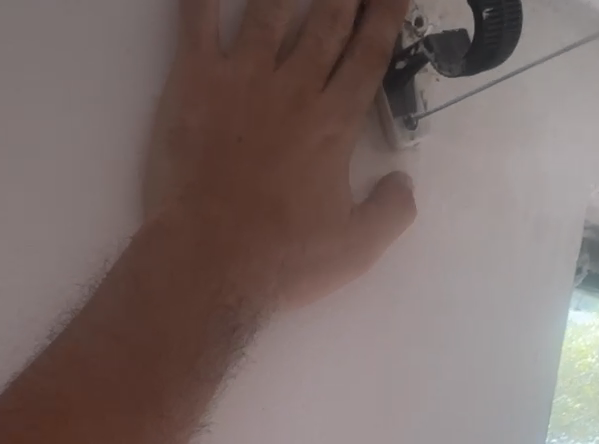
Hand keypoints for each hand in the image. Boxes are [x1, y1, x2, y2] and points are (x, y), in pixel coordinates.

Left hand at [145, 0, 417, 310]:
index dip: (387, 15)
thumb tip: (404, 181)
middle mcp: (295, 87)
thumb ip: (391, 211)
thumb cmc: (282, 262)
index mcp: (335, 122)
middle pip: (327, 18)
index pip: (370, 53)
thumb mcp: (355, 250)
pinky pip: (198, 18)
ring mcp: (242, 78)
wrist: (209, 263)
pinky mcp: (194, 83)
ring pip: (270, 7)